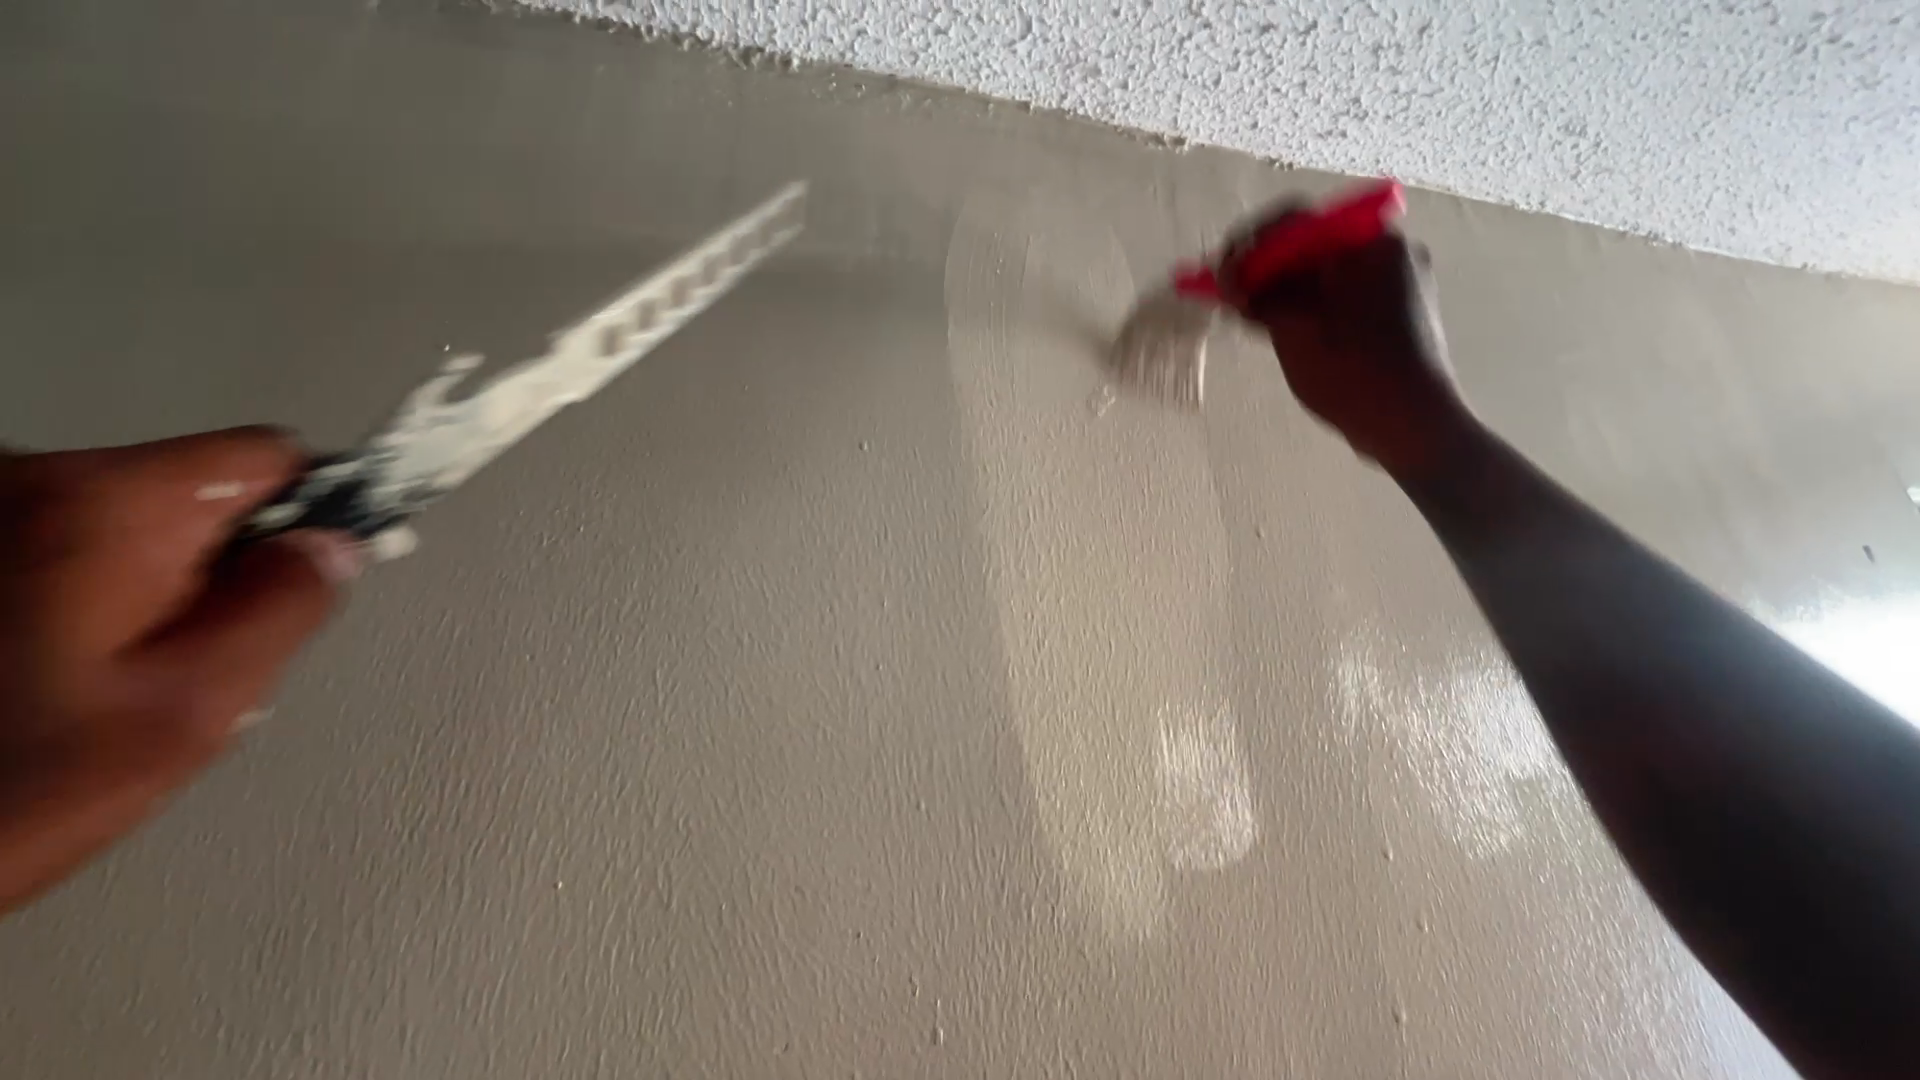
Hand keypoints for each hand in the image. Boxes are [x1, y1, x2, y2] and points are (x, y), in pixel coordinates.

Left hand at [0, 428, 356, 912]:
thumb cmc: (21, 784)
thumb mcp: (195, 704)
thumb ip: (286, 608)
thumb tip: (332, 548)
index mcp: (105, 508)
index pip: (269, 456)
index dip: (315, 509)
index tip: (313, 568)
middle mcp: (22, 476)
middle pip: (200, 489)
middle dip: (227, 560)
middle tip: (196, 651)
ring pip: (135, 518)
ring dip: (158, 578)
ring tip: (114, 667)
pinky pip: (69, 538)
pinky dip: (92, 585)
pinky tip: (56, 657)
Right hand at [1235, 216, 1477, 475]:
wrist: (1410, 425)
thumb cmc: (1353, 370)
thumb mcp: (1295, 328)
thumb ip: (1260, 296)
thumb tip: (1230, 281)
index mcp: (1370, 242)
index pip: (1297, 221)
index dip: (1251, 242)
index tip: (1220, 270)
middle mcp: (1385, 253)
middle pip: (1308, 246)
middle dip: (1262, 267)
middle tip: (1226, 293)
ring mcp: (1390, 285)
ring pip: (1318, 275)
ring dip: (1278, 289)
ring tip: (1242, 312)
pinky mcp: (1386, 316)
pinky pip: (1333, 298)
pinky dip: (1301, 307)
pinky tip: (1270, 325)